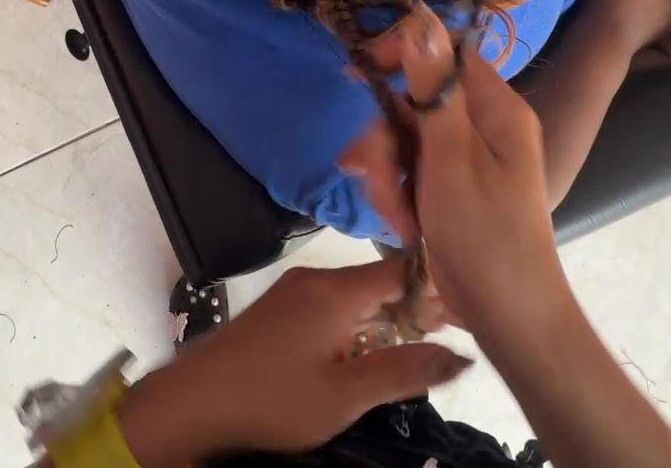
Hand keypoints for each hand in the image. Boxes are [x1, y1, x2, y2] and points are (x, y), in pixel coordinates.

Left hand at [118, 259, 471, 465]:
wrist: (197, 401)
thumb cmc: (272, 399)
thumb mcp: (345, 395)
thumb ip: (403, 371)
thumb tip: (461, 355)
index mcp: (333, 291)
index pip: (398, 270)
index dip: (437, 284)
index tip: (473, 303)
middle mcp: (315, 280)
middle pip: (380, 281)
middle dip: (420, 302)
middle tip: (465, 326)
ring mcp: (296, 292)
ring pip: (358, 295)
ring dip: (393, 314)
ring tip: (435, 337)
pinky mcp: (284, 309)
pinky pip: (336, 305)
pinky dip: (365, 321)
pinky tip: (383, 343)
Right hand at [366, 6, 574, 342]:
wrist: (510, 317)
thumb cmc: (486, 237)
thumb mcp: (452, 159)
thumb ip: (435, 89)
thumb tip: (421, 20)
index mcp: (496, 109)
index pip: (444, 52)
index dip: (399, 54)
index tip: (359, 74)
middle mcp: (483, 124)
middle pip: (412, 99)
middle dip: (384, 139)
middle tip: (369, 175)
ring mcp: (466, 154)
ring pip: (403, 134)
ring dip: (385, 171)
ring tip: (390, 212)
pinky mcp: (450, 182)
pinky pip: (409, 164)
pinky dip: (395, 188)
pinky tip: (396, 218)